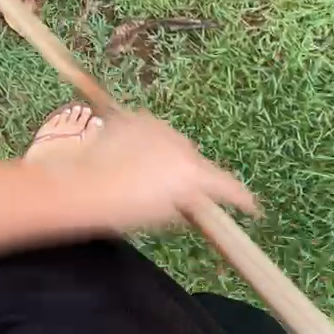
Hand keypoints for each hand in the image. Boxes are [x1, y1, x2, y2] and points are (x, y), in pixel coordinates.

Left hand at [40, 111, 260, 232]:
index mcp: (193, 174)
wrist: (83, 185)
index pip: (230, 187)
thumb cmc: (122, 209)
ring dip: (168, 156)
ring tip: (146, 173)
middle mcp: (182, 145)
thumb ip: (188, 205)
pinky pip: (153, 131)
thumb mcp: (163, 216)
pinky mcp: (138, 118)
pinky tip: (132, 156)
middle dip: (191, 174)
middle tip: (176, 190)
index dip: (242, 199)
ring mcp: (159, 128)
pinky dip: (149, 142)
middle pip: (197, 161)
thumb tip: (194, 200)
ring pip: (175, 144)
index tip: (251, 207)